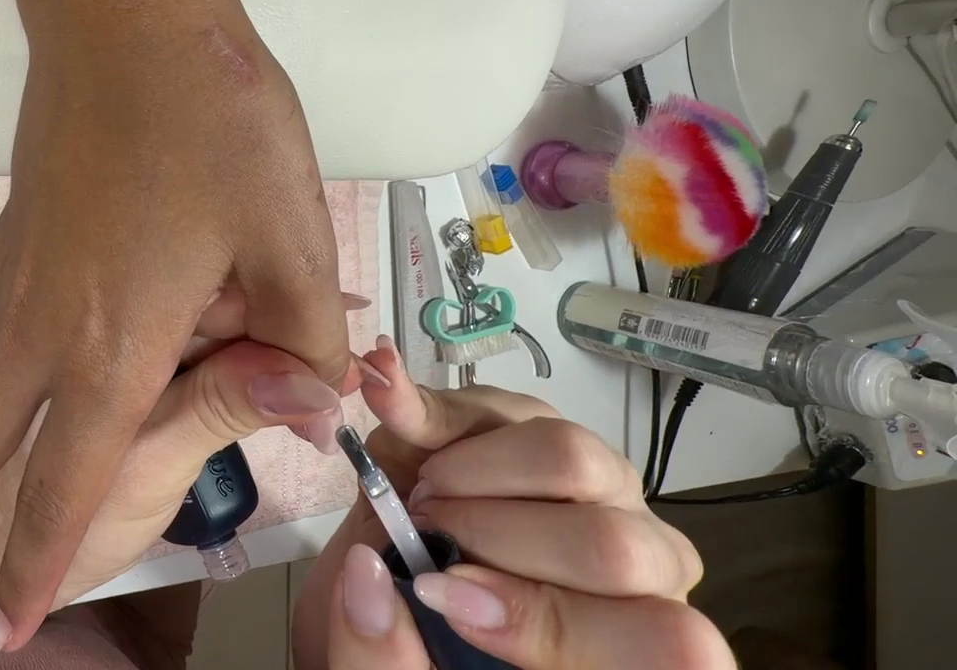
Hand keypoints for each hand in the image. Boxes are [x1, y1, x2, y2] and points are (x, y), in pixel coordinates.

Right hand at [0, 13, 360, 652]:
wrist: (132, 23)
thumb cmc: (214, 123)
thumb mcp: (286, 230)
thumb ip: (300, 332)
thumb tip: (314, 407)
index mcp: (115, 341)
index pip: (67, 479)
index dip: (40, 561)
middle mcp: (44, 320)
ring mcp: (14, 269)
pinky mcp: (8, 226)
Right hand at [297, 340, 732, 669]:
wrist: (402, 567)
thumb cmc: (416, 638)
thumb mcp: (398, 664)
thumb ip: (379, 650)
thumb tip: (368, 579)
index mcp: (629, 653)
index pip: (672, 646)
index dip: (556, 620)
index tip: (446, 597)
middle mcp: (646, 573)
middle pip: (615, 546)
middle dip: (490, 537)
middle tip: (418, 538)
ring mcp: (600, 485)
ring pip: (570, 457)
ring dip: (467, 474)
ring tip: (415, 496)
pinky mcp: (532, 423)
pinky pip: (486, 403)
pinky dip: (423, 403)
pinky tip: (384, 396)